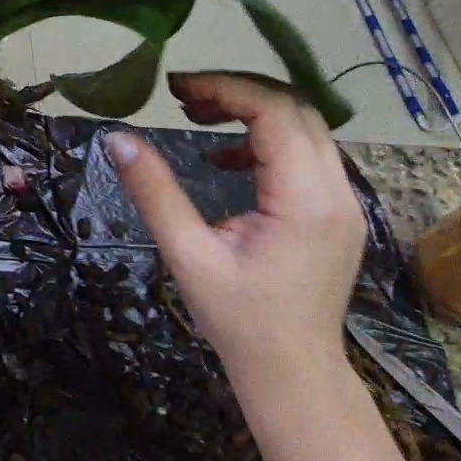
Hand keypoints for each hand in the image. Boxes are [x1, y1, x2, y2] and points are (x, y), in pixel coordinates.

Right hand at [107, 72, 364, 379]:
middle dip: (238, 92)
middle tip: (182, 98)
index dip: (226, 88)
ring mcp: (344, 203)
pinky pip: (306, 154)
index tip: (176, 89)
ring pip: (305, 128)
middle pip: (296, 110)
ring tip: (197, 116)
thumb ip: (154, 191)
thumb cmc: (238, 317)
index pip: (275, 112)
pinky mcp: (337, 213)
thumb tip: (116, 138)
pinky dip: (265, 140)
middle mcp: (337, 192)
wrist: (293, 372)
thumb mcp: (187, 254)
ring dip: (252, 111)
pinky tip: (224, 158)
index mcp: (305, 199)